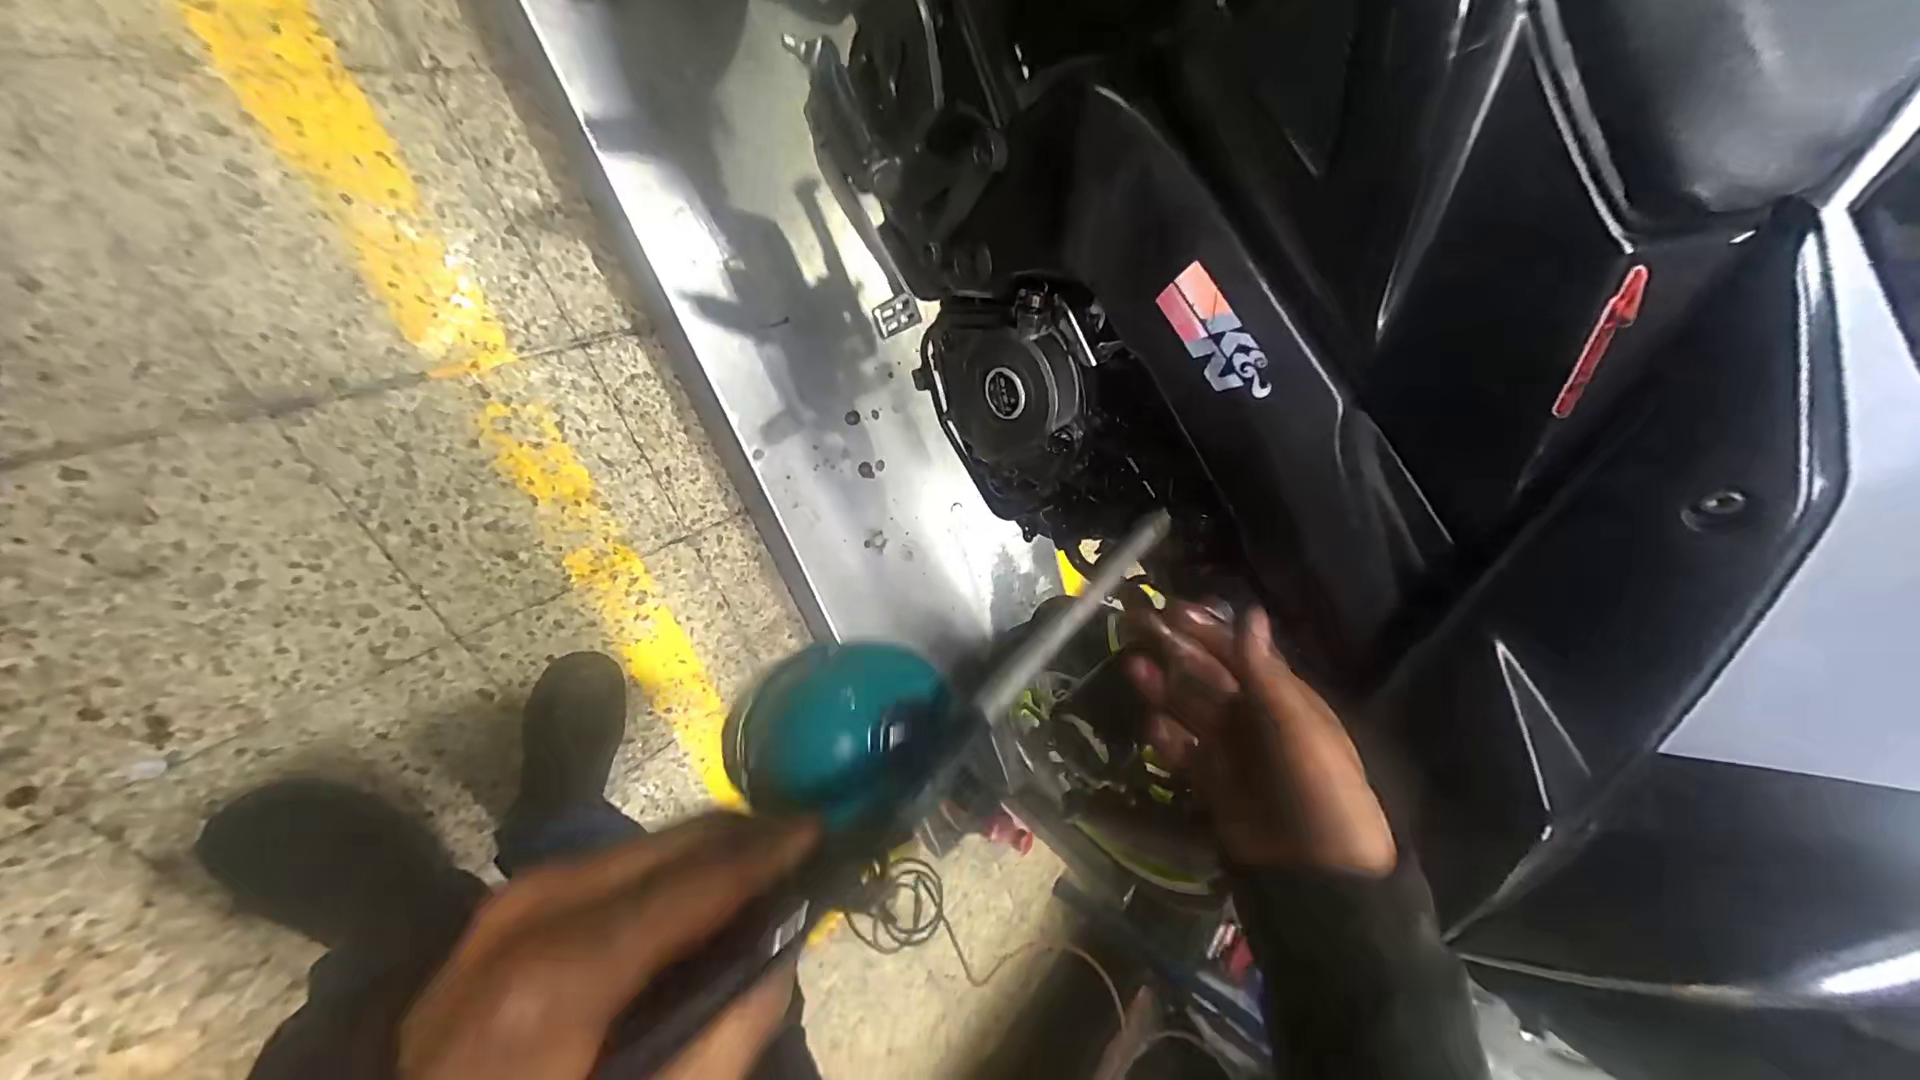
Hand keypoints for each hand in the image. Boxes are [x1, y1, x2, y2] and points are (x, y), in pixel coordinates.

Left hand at [398, 813, 819, 1079]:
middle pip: (678, 842)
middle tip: (802, 843)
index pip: (700, 880)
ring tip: (763, 860)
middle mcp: (540, 908)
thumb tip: (783, 960)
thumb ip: (719, 1048)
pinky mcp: (506, 901)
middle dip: (749, 835)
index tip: (821, 828)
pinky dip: (672, 863)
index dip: (770, 849)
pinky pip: (618, 860)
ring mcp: (515, 896)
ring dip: (714, 845)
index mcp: (566, 974)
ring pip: (651, 841)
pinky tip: (700, 882)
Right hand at [1125, 602, 1395, 875]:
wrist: (1319, 874)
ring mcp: (1229, 747)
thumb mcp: (1299, 729)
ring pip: (1187, 707)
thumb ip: (1266, 673)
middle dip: (1172, 648)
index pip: (1237, 652)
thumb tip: (1250, 611)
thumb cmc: (1320, 790)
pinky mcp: (1210, 779)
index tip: (1170, 609)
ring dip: (1161, 686)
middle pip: (1204, 673)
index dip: (1204, 629)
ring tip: (1131, 666)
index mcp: (1281, 697)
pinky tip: (1151, 725)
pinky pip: (1181, 749)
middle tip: (1134, 622)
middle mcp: (1251, 715)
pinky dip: (1165, 737)